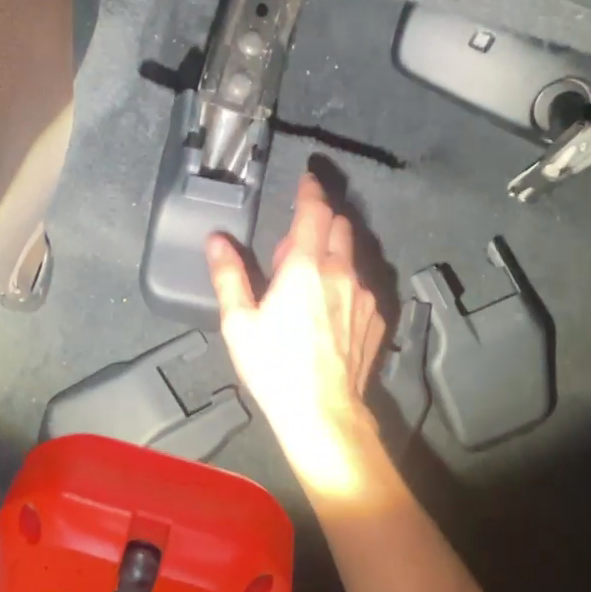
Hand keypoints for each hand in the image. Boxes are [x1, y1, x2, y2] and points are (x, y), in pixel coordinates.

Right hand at [208, 173, 387, 495]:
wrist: (322, 411)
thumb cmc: (275, 368)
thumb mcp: (238, 323)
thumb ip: (228, 276)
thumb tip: (216, 242)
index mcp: (304, 267)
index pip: (313, 212)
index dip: (310, 191)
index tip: (307, 180)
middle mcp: (340, 273)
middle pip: (339, 227)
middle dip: (320, 223)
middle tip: (292, 248)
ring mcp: (364, 296)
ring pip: (352, 257)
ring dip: (332, 255)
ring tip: (308, 283)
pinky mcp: (375, 318)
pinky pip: (362, 286)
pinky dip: (345, 284)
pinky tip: (328, 310)